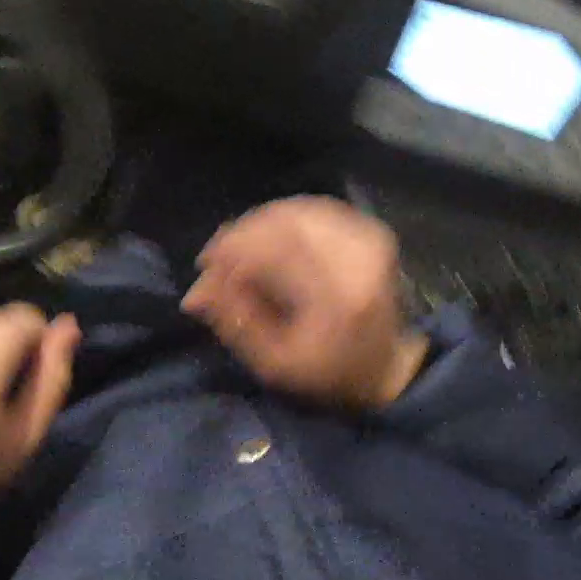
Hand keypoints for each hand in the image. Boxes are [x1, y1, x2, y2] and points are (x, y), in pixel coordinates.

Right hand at [183, 197, 427, 409]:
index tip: (205, 265)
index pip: (275, 251)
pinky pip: (314, 209)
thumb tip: (196, 293)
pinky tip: (266, 238)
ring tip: (237, 249)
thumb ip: (236, 323)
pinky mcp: (369, 229)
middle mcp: (358, 256)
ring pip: (297, 210)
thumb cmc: (326, 371)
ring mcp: (368, 238)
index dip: (232, 250)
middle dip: (241, 233)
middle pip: (285, 222)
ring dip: (258, 224)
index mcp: (339, 295)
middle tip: (216, 257)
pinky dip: (283, 219)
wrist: (384, 366)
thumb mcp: (274, 362)